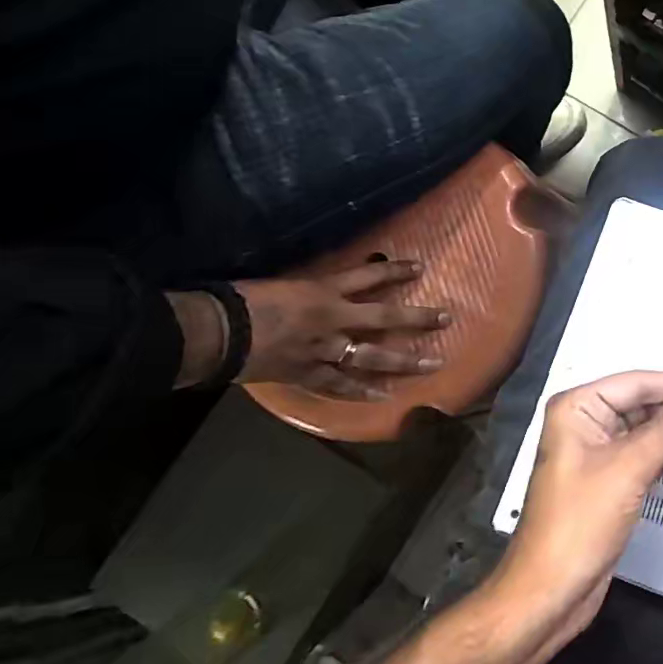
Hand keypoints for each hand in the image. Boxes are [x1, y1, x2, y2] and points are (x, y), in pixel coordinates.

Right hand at [234, 261, 448, 399]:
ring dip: (405, 362)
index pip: (371, 275)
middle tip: (447, 319)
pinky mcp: (307, 375)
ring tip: (434, 365)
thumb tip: (328, 290)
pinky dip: (361, 392)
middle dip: (419, 319)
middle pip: (386, 318)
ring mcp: (324, 350)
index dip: (397, 269)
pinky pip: (340, 386)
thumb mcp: (285, 283)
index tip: (420, 267)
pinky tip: (384, 397)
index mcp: (326, 291)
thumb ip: (313, 288)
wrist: (215, 333)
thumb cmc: (243, 300)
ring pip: (373, 357)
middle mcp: (334, 320)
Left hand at [375, 372, 662, 663]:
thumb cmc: (576, 526)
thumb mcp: (629, 469)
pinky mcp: (614, 479)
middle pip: (651, 407)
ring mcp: (602, 452)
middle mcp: (589, 422)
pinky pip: (653, 457)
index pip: (640, 383)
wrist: (549, 596)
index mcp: (579, 408)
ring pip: (656, 433)